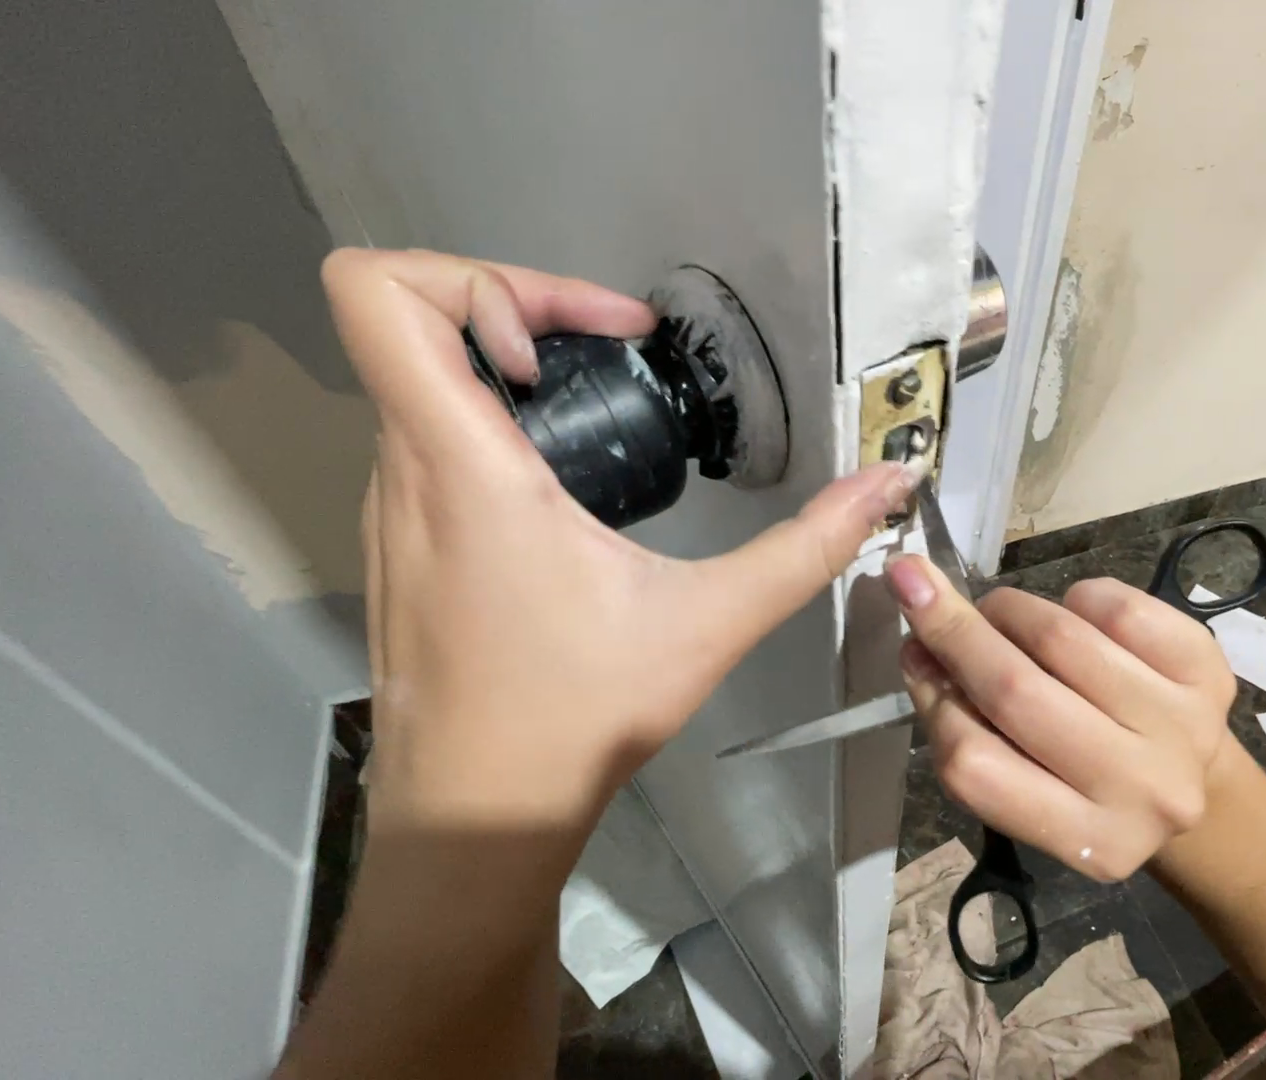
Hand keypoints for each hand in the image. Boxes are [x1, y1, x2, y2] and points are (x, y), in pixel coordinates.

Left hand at [324, 248, 917, 852]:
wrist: (476, 820)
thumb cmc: (580, 715)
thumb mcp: (713, 622)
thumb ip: (807, 547)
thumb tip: (886, 485)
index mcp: (461, 468)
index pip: (379, 292)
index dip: (479, 279)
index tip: (572, 350)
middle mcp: (403, 472)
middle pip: (408, 322)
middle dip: (523, 311)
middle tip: (616, 365)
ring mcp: (389, 511)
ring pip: (419, 384)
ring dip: (511, 372)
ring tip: (604, 423)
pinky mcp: (401, 547)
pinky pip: (428, 441)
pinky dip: (495, 426)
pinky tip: (569, 496)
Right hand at [887, 557, 1236, 880]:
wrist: (1196, 781)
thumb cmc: (1087, 781)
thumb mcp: (1027, 782)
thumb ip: (966, 722)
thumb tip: (917, 640)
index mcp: (1088, 842)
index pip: (974, 767)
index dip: (933, 698)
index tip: (912, 647)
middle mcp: (1144, 792)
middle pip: (1017, 691)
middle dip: (957, 631)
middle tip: (924, 589)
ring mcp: (1186, 730)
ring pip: (1063, 638)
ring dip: (1012, 610)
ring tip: (1003, 614)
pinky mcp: (1210, 671)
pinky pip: (1120, 606)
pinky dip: (1080, 596)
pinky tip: (1078, 614)